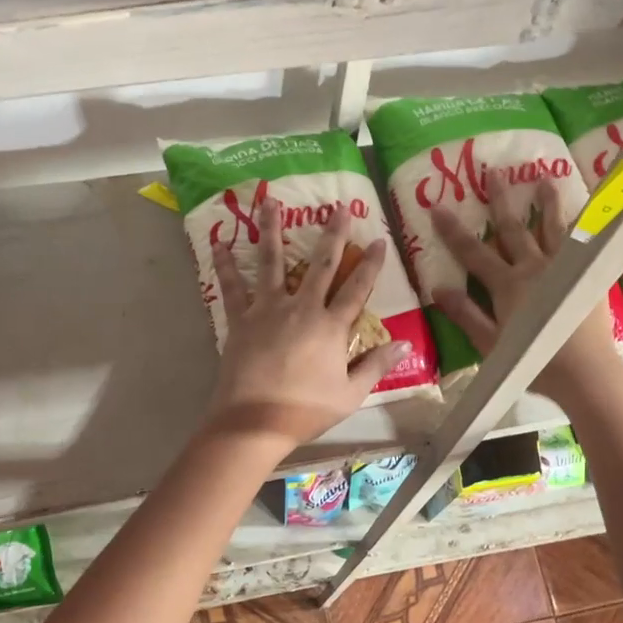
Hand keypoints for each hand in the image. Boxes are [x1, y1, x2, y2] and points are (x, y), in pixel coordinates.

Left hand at [203, 202, 410, 452]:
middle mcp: (301, 308)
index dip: (370, 264)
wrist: (255, 421)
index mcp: (331, 327)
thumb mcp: (350, 394)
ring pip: (272, 262)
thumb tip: (404, 344)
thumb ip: (375, 365)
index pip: (357, 289)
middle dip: (333, 233)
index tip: (379, 239)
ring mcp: (267, 310)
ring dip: (272, 229)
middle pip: (321, 264)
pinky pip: (232, 286)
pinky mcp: (240, 319)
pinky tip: (219, 241)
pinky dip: (224, 264)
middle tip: (339, 206)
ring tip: (270, 201)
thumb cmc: (305, 411)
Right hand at [430, 172, 622, 409]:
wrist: (585, 372)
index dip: (453, 231)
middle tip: (492, 172)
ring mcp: (563, 268)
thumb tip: (437, 287)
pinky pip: (581, 241)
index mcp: (506, 285)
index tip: (437, 207)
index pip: (472, 252)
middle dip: (500, 201)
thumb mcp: (490, 343)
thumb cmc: (534, 361)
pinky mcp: (587, 275)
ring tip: (543, 179)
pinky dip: (580, 224)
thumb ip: (465, 313)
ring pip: (551, 227)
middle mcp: (534, 267)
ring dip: (545, 203)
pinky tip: (585, 213)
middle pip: (512, 229)